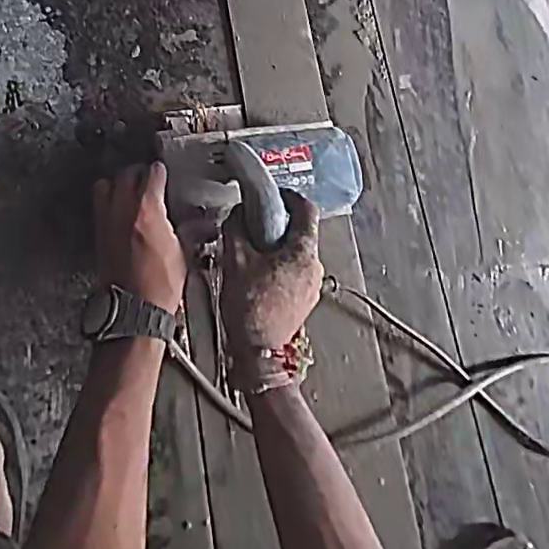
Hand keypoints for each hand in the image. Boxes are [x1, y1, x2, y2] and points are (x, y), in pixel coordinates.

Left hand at [93, 162, 185, 313]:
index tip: (163, 171)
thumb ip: (191, 231)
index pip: (152, 175)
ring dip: (117, 183)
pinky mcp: (98, 234)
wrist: (133, 310)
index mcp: (147, 210)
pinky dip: (107, 200)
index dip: (160, 171)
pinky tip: (119, 210)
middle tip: (148, 177)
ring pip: (105, 185)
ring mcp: (106, 221)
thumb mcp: (182, 254)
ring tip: (129, 189)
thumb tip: (202, 222)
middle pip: (126, 174)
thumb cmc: (159, 285)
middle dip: (138, 172)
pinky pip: (99, 205)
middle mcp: (123, 210)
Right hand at [218, 189, 322, 350]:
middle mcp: (314, 267)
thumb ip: (235, 228)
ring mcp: (312, 285)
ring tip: (250, 254)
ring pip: (296, 253)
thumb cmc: (249, 309)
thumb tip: (237, 213)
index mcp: (303, 251)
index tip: (272, 195)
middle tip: (252, 225)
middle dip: (276, 224)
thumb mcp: (234, 259)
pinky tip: (256, 275)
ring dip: (275, 247)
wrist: (259, 353)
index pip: (306, 209)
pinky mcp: (305, 300)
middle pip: (301, 231)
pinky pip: (294, 272)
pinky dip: (278, 265)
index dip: (288, 196)